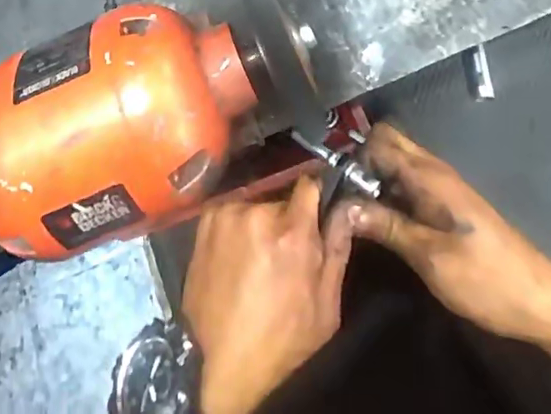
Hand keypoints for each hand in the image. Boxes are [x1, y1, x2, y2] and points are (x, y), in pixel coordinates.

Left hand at [182, 174, 351, 413]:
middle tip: (282, 254)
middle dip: (285, 222)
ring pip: (253, 209)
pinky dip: (234, 229)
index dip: (314, 197)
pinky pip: (229, 215)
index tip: (314, 208)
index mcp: (293, 232)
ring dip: (257, 225)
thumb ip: (337, 247)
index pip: (308, 186)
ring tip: (255, 261)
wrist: (227, 364)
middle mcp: (257, 214)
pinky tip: (234, 257)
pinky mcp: (204, 224)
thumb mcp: (326, 302)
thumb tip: (347, 207)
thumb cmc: (286, 340)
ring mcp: (226, 216)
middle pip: (280, 202)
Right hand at [345, 123, 550, 343]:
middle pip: (387, 142)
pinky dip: (389, 191)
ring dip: (373, 177)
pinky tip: (380, 220)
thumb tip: (340, 205)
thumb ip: (385, 225)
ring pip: (396, 162)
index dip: (353, 156)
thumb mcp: (429, 257)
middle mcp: (433, 170)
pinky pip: (407, 181)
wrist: (542, 303)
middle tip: (344, 195)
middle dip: (361, 160)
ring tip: (353, 210)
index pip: (378, 140)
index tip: (335, 185)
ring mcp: (441, 186)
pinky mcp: (446, 204)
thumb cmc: (486, 278)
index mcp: (428, 175)